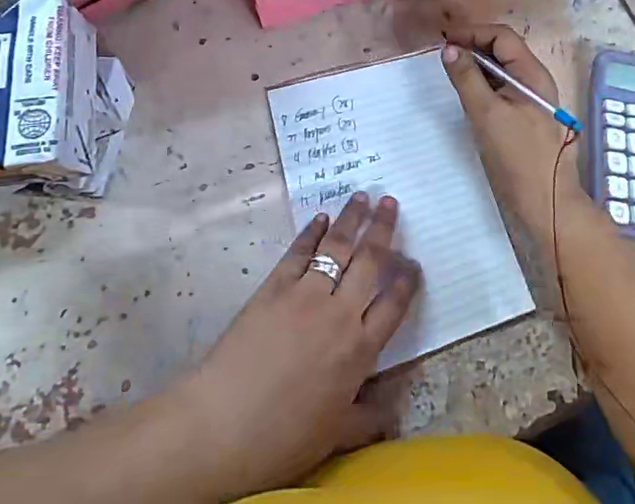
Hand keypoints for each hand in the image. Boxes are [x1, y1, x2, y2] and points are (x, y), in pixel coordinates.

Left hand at [172, 194, 419, 499]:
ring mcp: (305, 295)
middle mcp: (339, 314)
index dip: (406, 279)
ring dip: (351, 219)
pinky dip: (311, 232)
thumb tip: (392, 410)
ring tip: (363, 196)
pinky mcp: (274, 287)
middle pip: (369, 262)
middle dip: (383, 229)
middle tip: (391, 202)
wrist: (222, 424)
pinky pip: (298, 252)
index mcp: (360, 350)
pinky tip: (320, 218)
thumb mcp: (334, 435)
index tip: (413, 260)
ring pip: (336, 247)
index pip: (393, 304)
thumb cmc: (282, 438)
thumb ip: (367, 418)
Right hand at [440, 23, 572, 232]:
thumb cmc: (516, 156)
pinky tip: (466, 90)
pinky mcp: (524, 115)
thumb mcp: (485, 113)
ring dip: (477, 64)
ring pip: (502, 69)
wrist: (545, 201)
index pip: (502, 37)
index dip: (473, 32)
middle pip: (503, 49)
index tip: (445, 40)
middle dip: (474, 45)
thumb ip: (466, 78)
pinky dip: (483, 82)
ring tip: (450, 69)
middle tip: (444, 53)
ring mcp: (531, 98)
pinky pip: (502, 88)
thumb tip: (449, 49)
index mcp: (532, 74)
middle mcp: (535, 80)